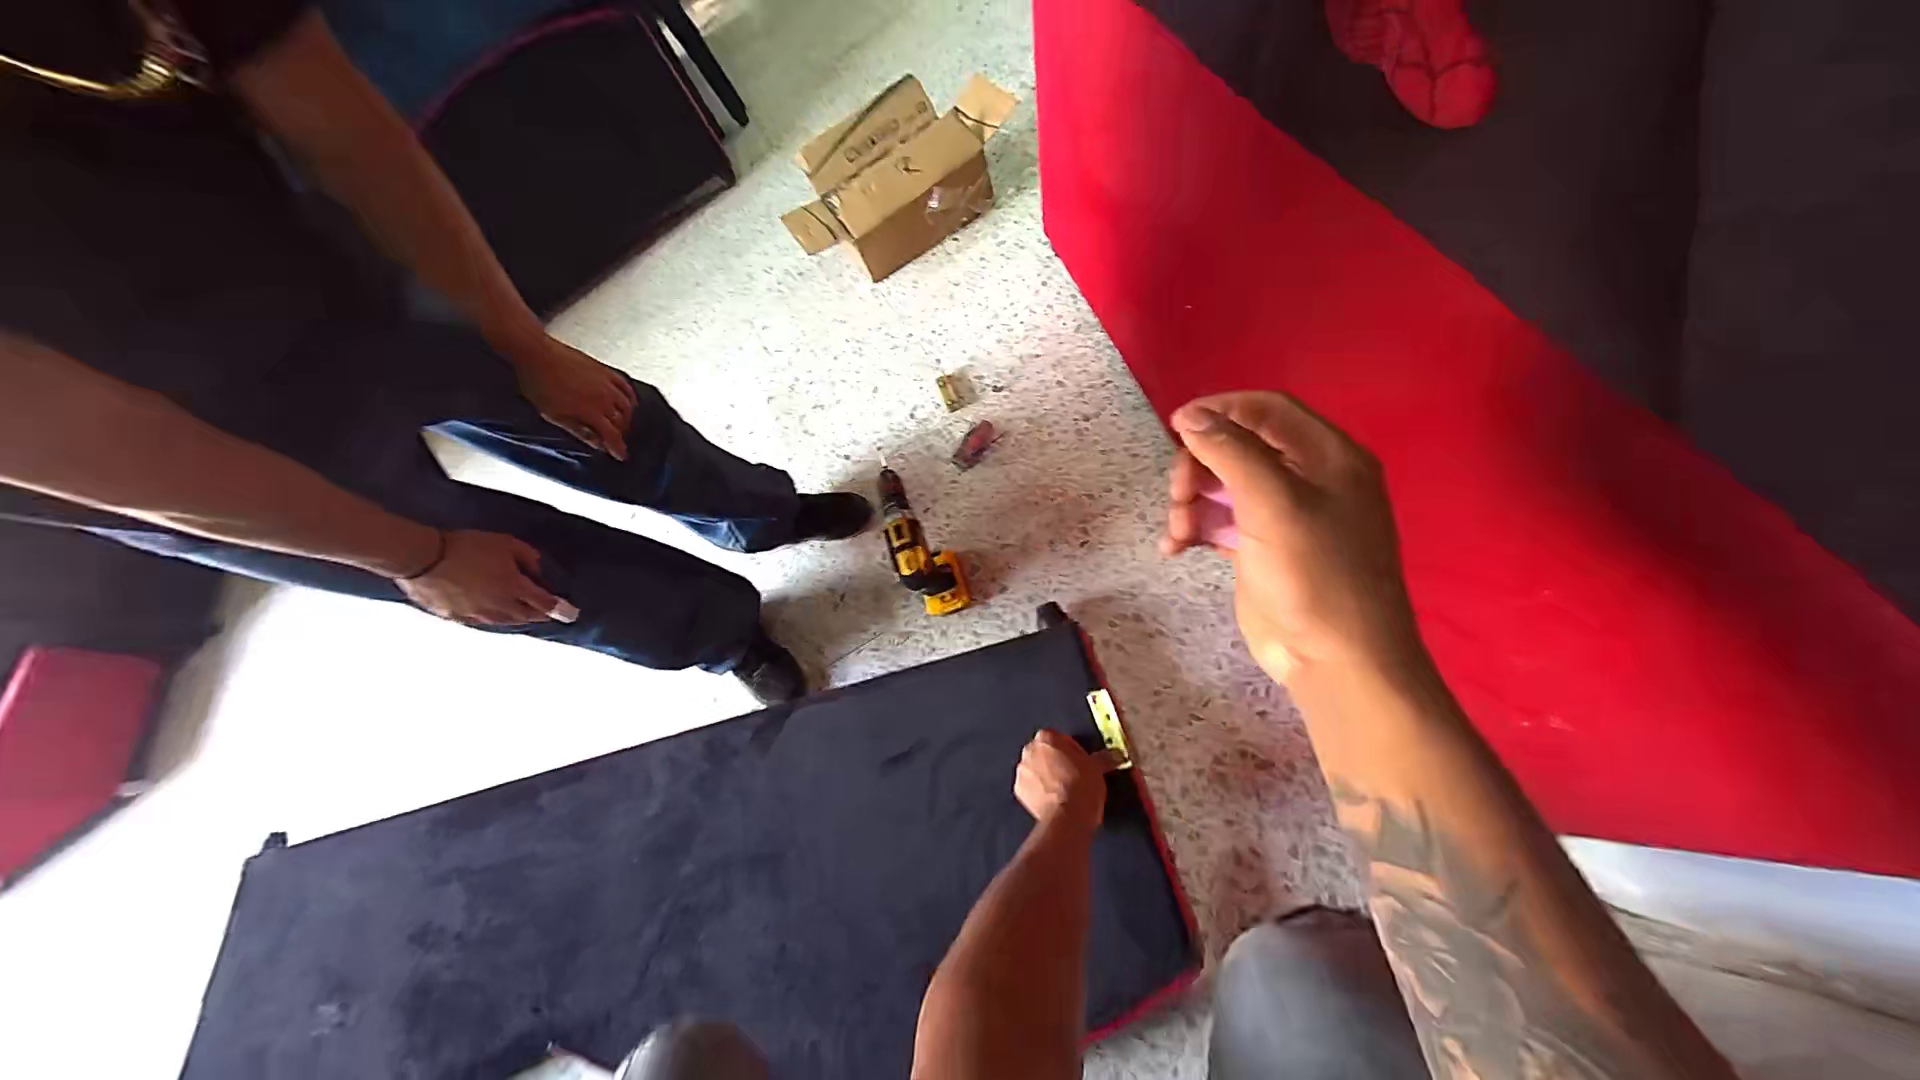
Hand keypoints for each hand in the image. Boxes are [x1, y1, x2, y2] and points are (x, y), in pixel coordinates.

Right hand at [395, 529, 578, 625]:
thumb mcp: (506, 543)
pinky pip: (482, 622)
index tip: (572, 614)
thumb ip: (528, 557)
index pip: (544, 604)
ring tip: (526, 614)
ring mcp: (476, 614)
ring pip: (505, 622)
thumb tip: (538, 570)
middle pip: (526, 616)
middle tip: (548, 613)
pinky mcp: (455, 617)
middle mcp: (499, 606)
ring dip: (519, 619)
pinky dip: (495, 618)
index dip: (560, 609)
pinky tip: (495, 614)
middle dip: (540, 615)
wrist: (423, 557)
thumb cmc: (467, 546)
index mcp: (514, 588)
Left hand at [509, 337, 638, 459]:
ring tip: (623, 422)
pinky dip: (631, 396)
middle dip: (622, 433)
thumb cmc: (539, 384)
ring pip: (628, 405)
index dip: (618, 448)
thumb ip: (578, 430)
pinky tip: (630, 400)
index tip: (621, 455)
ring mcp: (607, 384)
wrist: (536, 353)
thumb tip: (595, 443)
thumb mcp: (553, 414)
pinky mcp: (606, 371)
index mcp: (591, 412)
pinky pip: (626, 386)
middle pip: (622, 421)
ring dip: (628, 417)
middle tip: (617, 439)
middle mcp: (605, 399)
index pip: (612, 435)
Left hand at [1014, 730, 1106, 830]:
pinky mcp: (1019, 791)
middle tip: (1073, 775)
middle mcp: (1030, 751)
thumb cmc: (1081, 788)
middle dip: (1057, 761)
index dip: (1072, 750)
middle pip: (1045, 752)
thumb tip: (1113, 756)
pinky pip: (1031, 787)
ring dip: (1047, 776)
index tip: (1081, 760)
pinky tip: (1055, 800)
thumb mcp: (1098, 767)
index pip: (1060, 737)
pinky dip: (1040, 791)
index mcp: (1046, 737)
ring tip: (1065, 790)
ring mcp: (1023, 771)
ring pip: (1037, 769)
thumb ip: (1104, 757)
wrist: (1068, 818)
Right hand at [1161, 391, 1418, 681]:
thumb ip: (1230, 453)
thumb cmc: (1314, 575)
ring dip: (1191, 501)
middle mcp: (1307, 479)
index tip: (1175, 425)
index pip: (1267, 410)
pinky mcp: (1260, 547)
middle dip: (1199, 466)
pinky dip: (1194, 528)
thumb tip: (1190, 417)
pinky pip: (1219, 521)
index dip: (1219, 409)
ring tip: (1177, 532)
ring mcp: (1282, 515)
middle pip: (1238, 447)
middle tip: (1178, 495)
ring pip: (1222, 485)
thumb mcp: (1273, 505)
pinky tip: (1174, 548)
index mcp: (1327, 456)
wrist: (1333, 658)